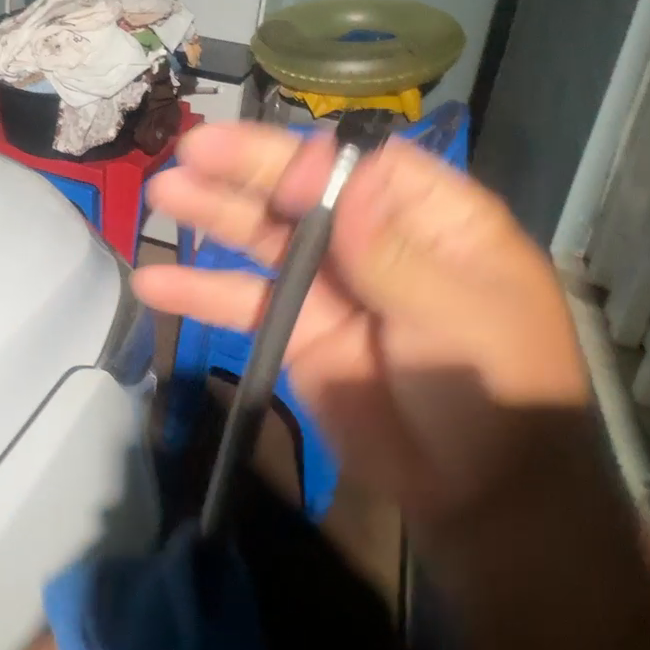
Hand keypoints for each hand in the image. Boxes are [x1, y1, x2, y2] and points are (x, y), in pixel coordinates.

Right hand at [136, 122, 592, 526]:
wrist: (482, 498)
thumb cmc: (496, 392)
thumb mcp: (460, 316)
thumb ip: (390, 249)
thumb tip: (337, 173)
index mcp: (428, 219)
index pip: (365, 164)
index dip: (312, 157)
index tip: (264, 160)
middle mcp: (371, 238)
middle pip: (302, 191)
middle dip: (246, 170)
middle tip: (187, 152)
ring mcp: (329, 284)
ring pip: (264, 236)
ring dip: (213, 214)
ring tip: (160, 194)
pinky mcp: (296, 330)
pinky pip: (243, 303)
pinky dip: (199, 293)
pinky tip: (154, 284)